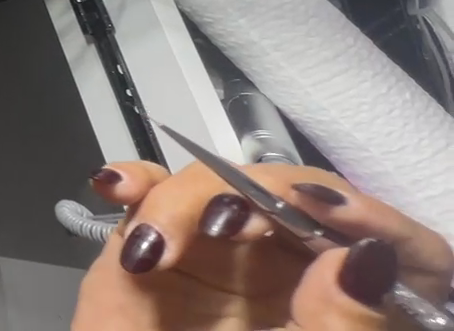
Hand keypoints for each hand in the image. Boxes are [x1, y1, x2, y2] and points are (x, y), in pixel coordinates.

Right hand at [71, 160, 452, 329]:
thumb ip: (343, 324)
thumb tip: (363, 256)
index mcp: (347, 298)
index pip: (380, 236)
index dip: (365, 211)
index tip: (331, 210)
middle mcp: (290, 262)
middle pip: (282, 192)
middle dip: (249, 195)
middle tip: (222, 226)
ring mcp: (216, 243)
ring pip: (207, 181)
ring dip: (176, 199)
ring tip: (157, 246)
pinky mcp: (153, 232)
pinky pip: (146, 183)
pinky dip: (131, 178)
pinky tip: (114, 190)